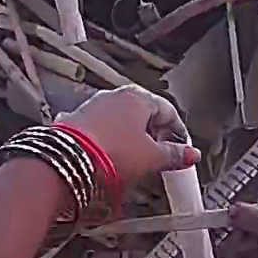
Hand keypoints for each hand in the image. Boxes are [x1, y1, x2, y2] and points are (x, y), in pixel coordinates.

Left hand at [56, 86, 198, 184]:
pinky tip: (109, 157)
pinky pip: (99, 130)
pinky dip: (109, 141)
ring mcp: (91, 107)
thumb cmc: (112, 153)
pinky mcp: (74, 122)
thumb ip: (174, 155)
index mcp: (138, 97)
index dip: (177, 132)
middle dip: (153, 134)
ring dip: (130, 138)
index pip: (168, 111)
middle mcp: (113, 96)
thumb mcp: (151, 158)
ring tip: (134, 160)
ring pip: (119, 121)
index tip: (181, 149)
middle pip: (142, 114)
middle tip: (160, 155)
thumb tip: (191, 155)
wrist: (66, 162)